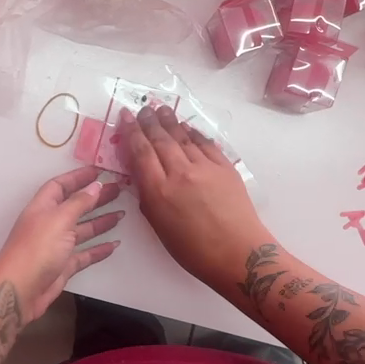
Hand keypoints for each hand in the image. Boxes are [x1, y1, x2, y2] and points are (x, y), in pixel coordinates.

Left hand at [0, 166, 124, 318]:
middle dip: (95, 197)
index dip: (79, 177)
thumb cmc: (37, 249)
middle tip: (118, 190)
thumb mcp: (59, 219)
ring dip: (100, 221)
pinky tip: (114, 245)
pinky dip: (98, 250)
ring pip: (81, 230)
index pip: (60, 186)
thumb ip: (79, 202)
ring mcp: (56, 246)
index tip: (100, 171)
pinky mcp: (63, 266)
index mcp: (42, 208)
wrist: (20, 290)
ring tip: (122, 214)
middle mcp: (49, 224)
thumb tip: (95, 186)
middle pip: (74, 206)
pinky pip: (84, 254)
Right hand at [124, 106, 270, 292]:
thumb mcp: (160, 229)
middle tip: (143, 109)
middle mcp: (180, 173)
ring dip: (170, 122)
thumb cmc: (194, 252)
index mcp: (159, 192)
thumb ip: (149, 200)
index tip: (126, 116)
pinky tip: (187, 128)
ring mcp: (205, 168)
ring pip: (183, 138)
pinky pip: (206, 144)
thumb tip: (144, 178)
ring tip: (161, 109)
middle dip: (149, 122)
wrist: (238, 254)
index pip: (141, 153)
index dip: (132, 132)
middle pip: (161, 140)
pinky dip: (194, 133)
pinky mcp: (225, 168)